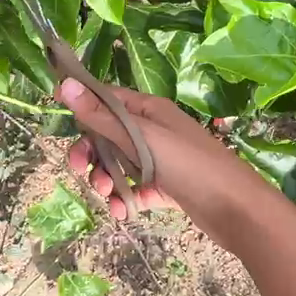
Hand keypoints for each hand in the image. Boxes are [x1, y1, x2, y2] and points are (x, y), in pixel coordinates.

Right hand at [57, 77, 278, 249]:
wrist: (238, 210)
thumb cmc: (190, 164)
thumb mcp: (141, 137)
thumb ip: (101, 116)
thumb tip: (65, 84)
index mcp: (149, 110)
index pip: (107, 98)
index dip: (82, 104)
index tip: (57, 111)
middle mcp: (153, 131)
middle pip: (108, 135)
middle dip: (90, 151)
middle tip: (77, 168)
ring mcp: (159, 160)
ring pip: (118, 164)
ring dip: (104, 178)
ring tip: (105, 194)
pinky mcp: (165, 187)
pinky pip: (135, 189)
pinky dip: (124, 198)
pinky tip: (122, 211)